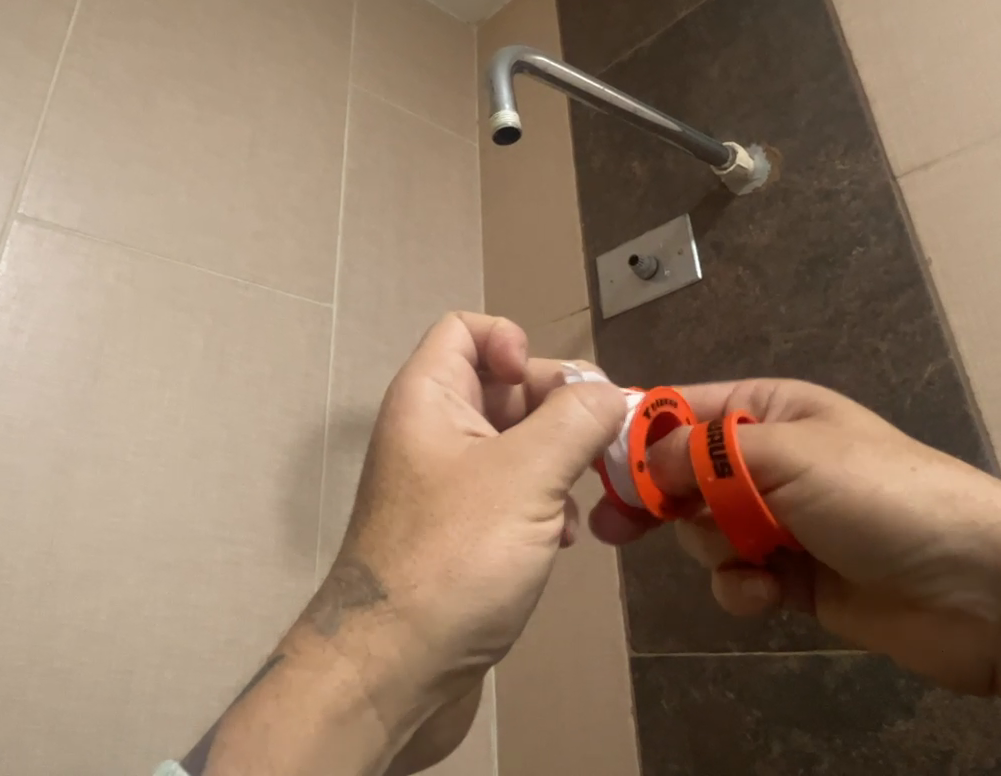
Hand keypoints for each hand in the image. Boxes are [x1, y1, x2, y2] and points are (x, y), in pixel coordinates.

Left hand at [187, 313, 627, 774]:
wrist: (392, 670)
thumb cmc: (453, 556)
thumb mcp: (524, 477)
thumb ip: (573, 421)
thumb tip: (607, 391)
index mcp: (429, 397)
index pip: (466, 329)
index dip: (511, 341)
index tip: (546, 387)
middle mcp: (433, 428)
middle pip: (503, 384)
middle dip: (557, 408)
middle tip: (601, 444)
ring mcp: (445, 480)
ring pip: (515, 441)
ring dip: (558, 460)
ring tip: (582, 498)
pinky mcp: (461, 527)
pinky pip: (511, 489)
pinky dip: (542, 501)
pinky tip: (561, 538)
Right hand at [591, 378, 1000, 692]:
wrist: (982, 589)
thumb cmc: (878, 494)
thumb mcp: (783, 455)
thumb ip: (701, 455)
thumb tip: (640, 465)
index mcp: (764, 410)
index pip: (680, 411)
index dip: (634, 434)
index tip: (594, 465)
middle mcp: (765, 460)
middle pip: (682, 474)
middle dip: (660, 501)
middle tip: (614, 529)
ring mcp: (779, 519)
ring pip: (704, 530)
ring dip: (715, 548)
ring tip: (752, 560)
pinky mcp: (793, 575)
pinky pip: (736, 576)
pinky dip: (743, 586)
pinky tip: (768, 594)